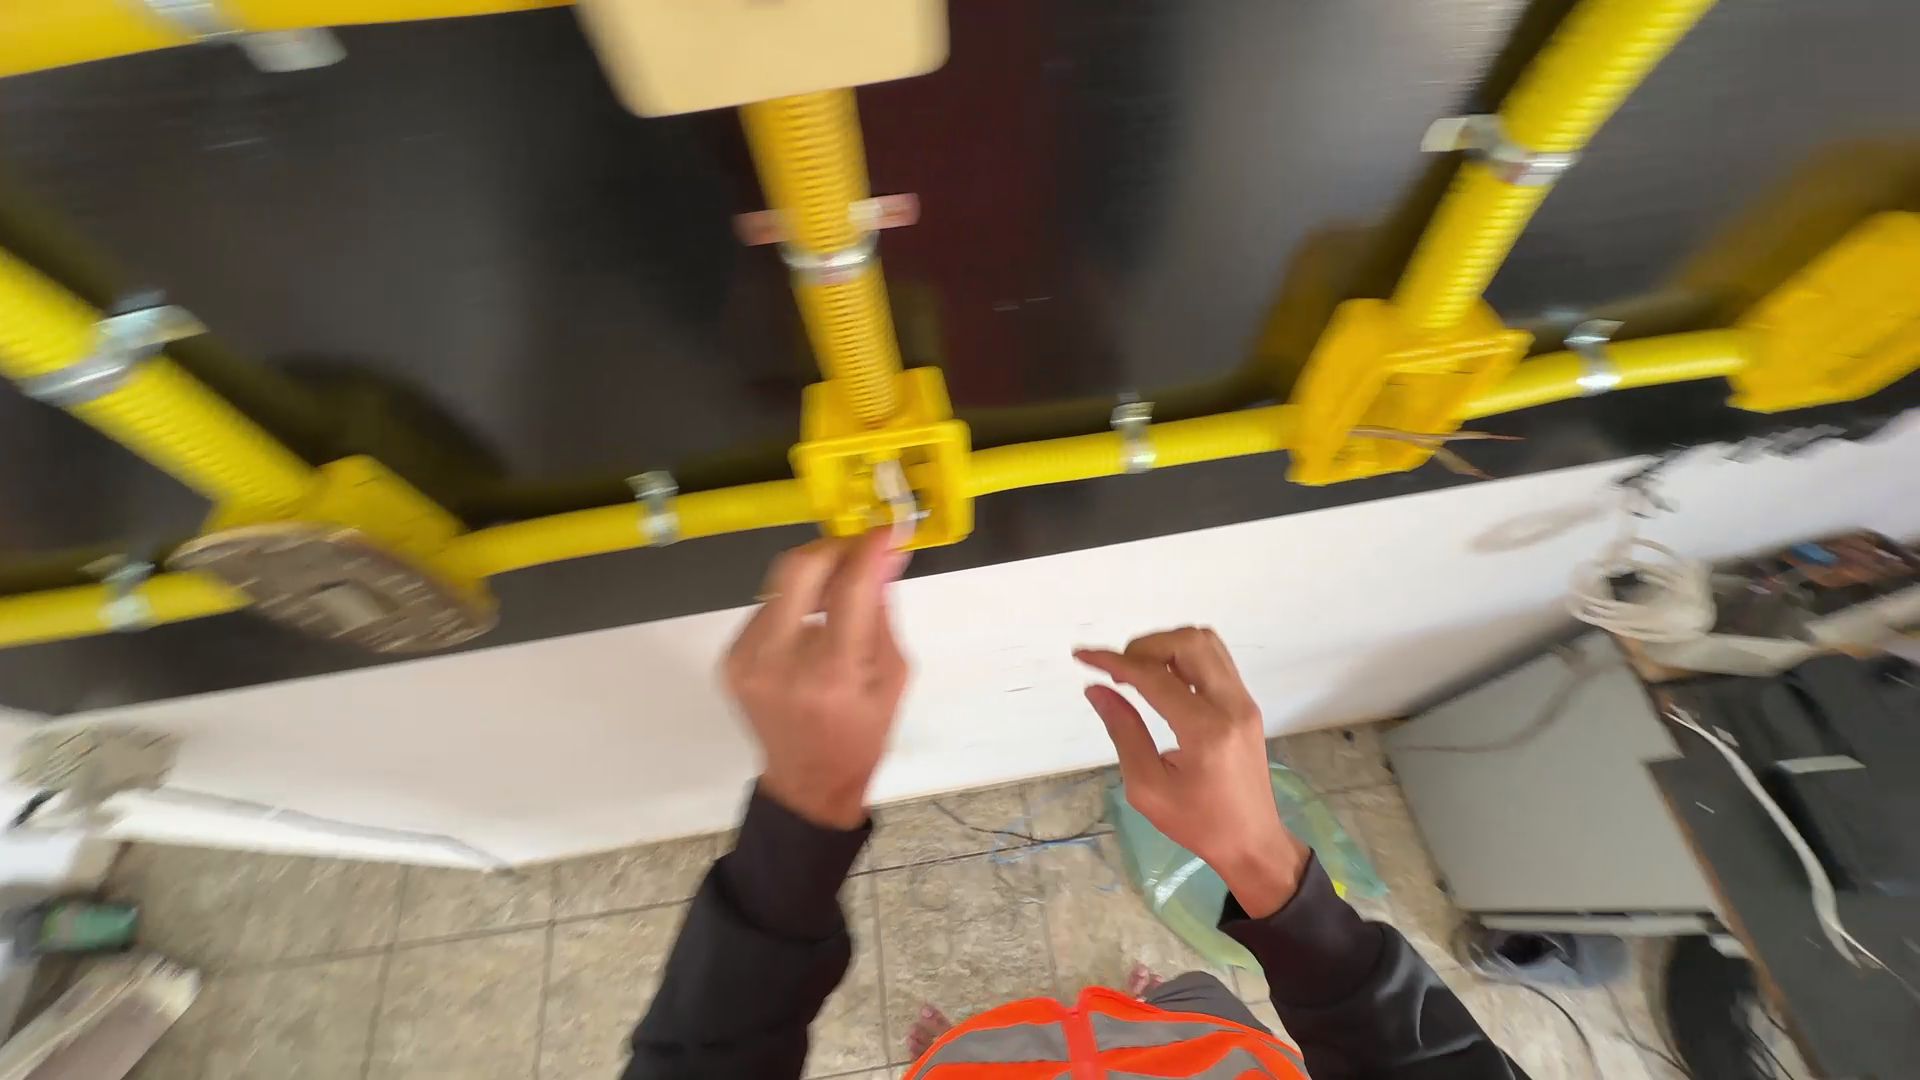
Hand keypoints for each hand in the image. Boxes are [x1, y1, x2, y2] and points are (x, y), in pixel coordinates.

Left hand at [725, 529, 909, 829]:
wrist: (808, 781)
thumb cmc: (863, 732)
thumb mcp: (893, 674)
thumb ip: (882, 610)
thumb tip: (885, 556)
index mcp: (833, 673)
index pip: (850, 588)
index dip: (869, 549)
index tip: (886, 530)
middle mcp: (781, 662)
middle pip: (799, 568)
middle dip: (834, 548)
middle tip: (858, 551)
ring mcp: (747, 661)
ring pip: (781, 584)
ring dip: (816, 577)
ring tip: (840, 595)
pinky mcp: (730, 660)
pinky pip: (766, 608)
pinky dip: (794, 604)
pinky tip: (810, 626)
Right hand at [1075, 628, 1309, 916]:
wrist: (1253, 844)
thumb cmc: (1198, 824)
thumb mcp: (1147, 788)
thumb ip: (1123, 731)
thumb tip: (1096, 690)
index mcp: (1205, 730)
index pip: (1154, 676)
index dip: (1113, 661)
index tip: (1083, 657)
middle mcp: (1231, 705)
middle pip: (1188, 642)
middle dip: (1144, 647)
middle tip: (1120, 672)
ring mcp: (1244, 701)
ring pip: (1204, 643)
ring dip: (1165, 647)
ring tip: (1139, 674)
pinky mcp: (1246, 703)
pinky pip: (1214, 659)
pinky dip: (1182, 657)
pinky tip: (1162, 681)